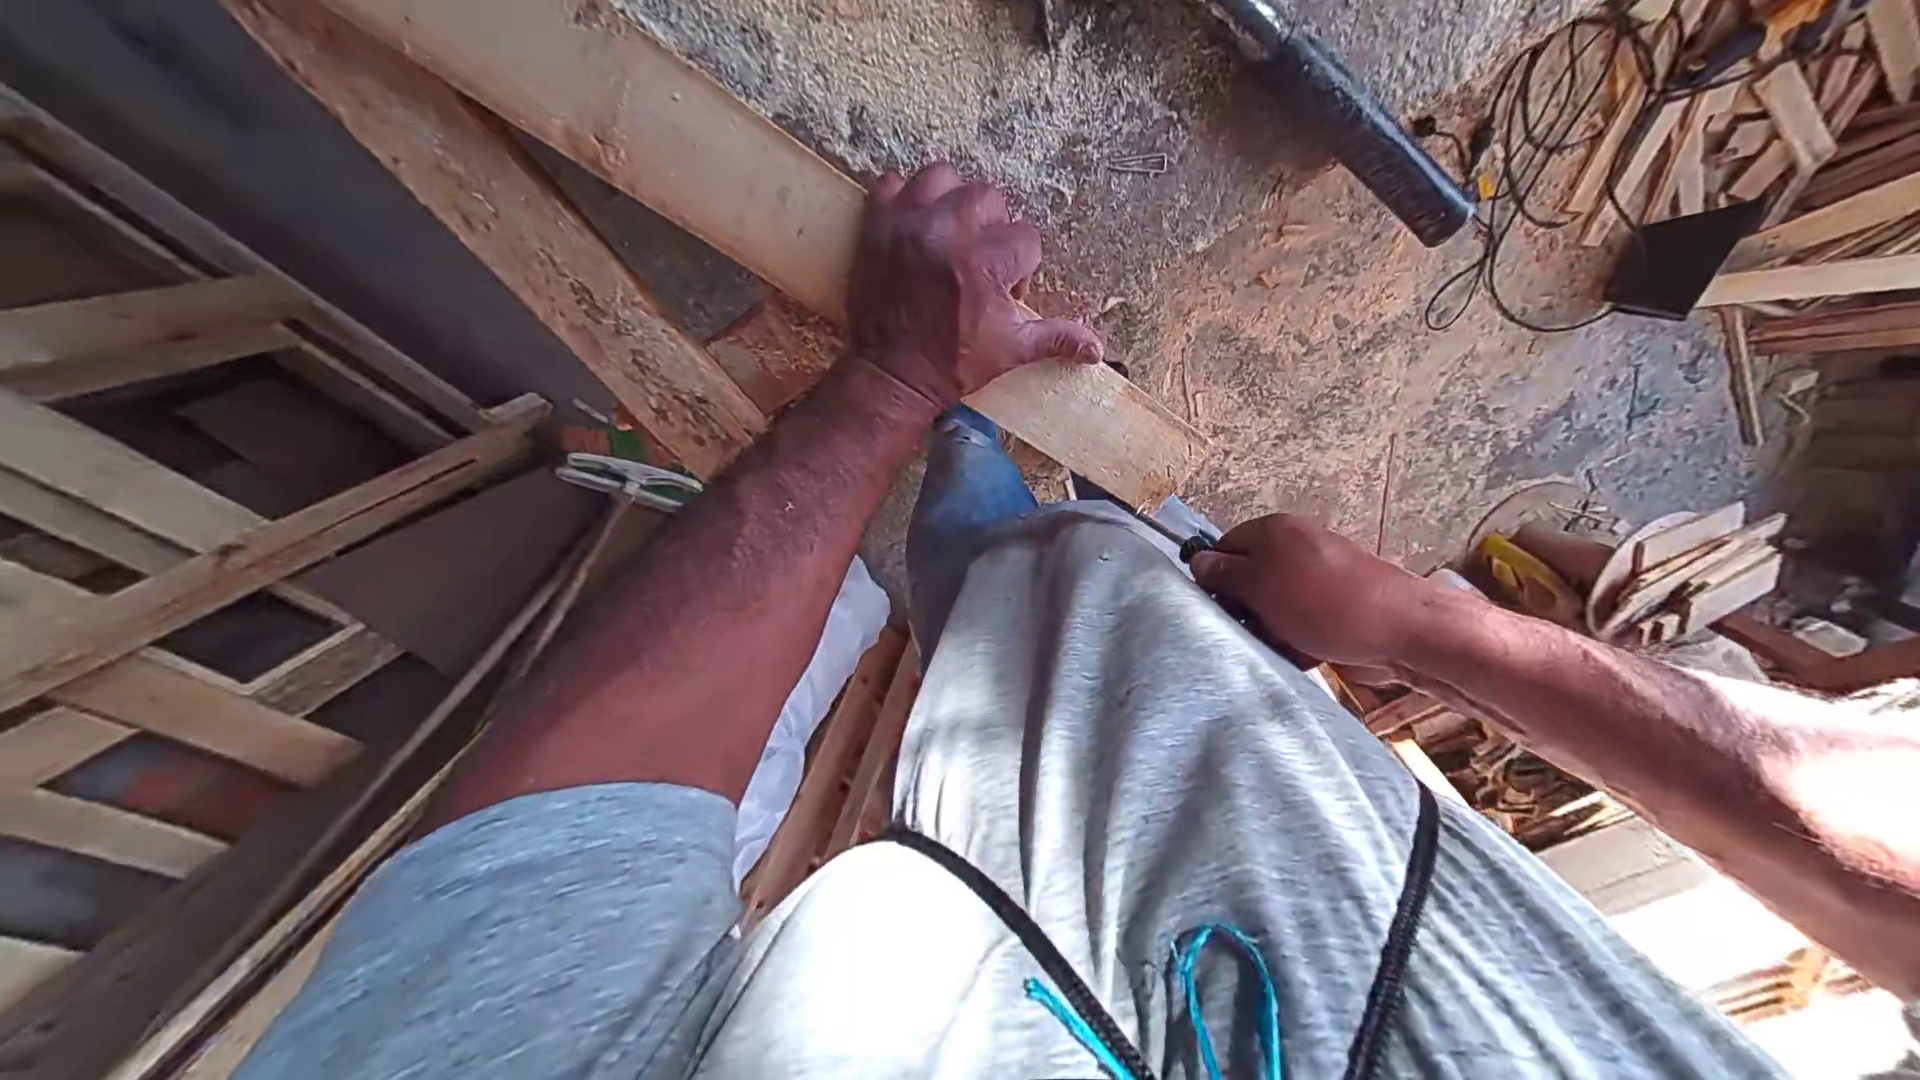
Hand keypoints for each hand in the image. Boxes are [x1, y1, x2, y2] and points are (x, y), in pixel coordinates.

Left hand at [847, 162, 1102, 407]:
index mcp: (986, 264)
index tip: (1001, 292)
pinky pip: (892, 183)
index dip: (1019, 268)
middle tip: (977, 264)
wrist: (892, 376)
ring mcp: (909, 225)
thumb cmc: (952, 365)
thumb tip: (1096, 348)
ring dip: (952, 201)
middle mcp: (948, 234)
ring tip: (948, 236)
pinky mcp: (877, 225)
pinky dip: (905, 200)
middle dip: (991, 229)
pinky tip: (914, 228)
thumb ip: (1055, 338)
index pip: (1026, 239)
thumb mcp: (1011, 351)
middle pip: (989, 198)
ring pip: (943, 177)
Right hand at [1188, 514, 1452, 674]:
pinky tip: (1299, 652)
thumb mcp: (1260, 585)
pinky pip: (1297, 622)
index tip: (1213, 605)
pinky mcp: (1334, 608)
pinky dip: (1293, 639)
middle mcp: (1296, 548)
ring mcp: (1317, 579)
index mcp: (1275, 531)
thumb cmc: (1324, 602)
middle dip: (1241, 607)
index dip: (1213, 577)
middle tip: (1245, 627)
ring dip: (1266, 628)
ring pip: (1270, 605)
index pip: (1223, 547)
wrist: (1405, 634)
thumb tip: (1196, 561)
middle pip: (1246, 578)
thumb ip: (1223, 573)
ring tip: (1275, 644)